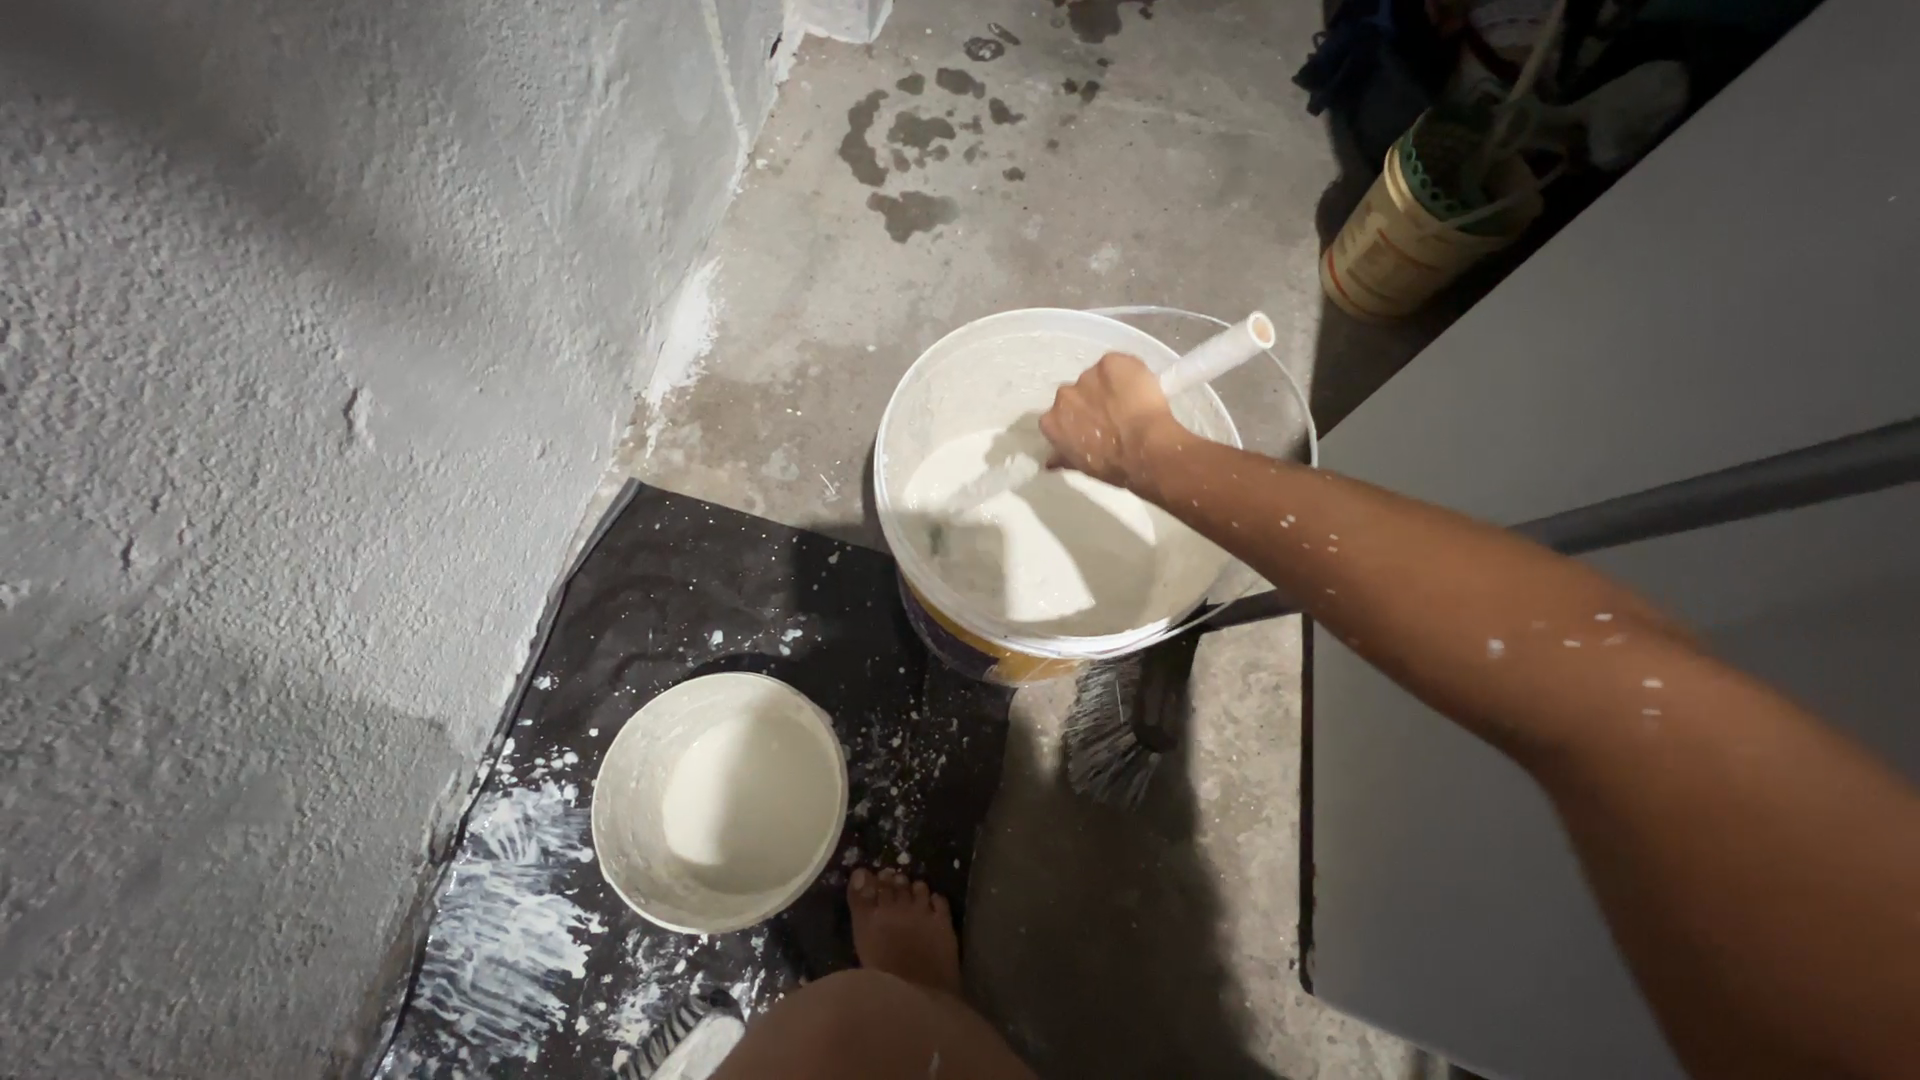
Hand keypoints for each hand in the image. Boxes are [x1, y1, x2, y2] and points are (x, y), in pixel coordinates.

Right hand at [1038, 352, 1178, 491]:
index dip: (1077, 419)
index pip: (1059, 415)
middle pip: (1076, 393)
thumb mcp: (1082, 465)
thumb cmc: (1112, 465)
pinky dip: (1128, 373)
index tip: (1090, 426)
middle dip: (1091, 400)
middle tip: (1112, 415)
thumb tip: (1051, 460)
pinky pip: (1118, 364)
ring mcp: (1087, 375)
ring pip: (1098, 377)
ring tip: (1130, 403)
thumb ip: (1064, 455)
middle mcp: (1064, 395)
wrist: (1144, 448)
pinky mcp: (1111, 361)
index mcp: (1051, 421)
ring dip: (1110, 386)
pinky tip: (1140, 389)